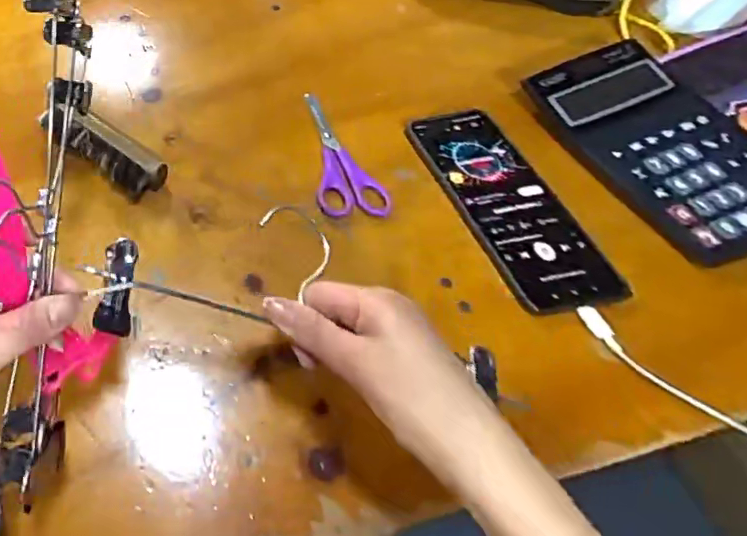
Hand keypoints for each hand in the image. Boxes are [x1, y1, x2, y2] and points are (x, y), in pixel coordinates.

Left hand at [0, 274, 85, 464]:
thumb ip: (30, 322)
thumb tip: (73, 301)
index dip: (32, 260)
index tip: (63, 275)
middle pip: (15, 278)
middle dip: (46, 289)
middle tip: (76, 304)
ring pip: (23, 303)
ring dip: (48, 313)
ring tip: (70, 329)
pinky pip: (24, 328)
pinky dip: (42, 332)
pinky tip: (58, 344)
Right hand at [262, 283, 500, 478]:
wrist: (479, 453)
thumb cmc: (411, 400)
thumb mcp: (355, 363)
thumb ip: (310, 330)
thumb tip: (267, 301)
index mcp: (377, 298)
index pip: (318, 294)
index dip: (306, 323)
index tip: (313, 362)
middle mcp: (392, 304)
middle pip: (334, 308)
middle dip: (322, 337)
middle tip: (329, 374)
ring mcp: (407, 329)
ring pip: (351, 329)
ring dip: (340, 352)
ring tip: (355, 384)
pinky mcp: (416, 354)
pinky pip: (372, 344)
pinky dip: (362, 362)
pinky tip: (374, 387)